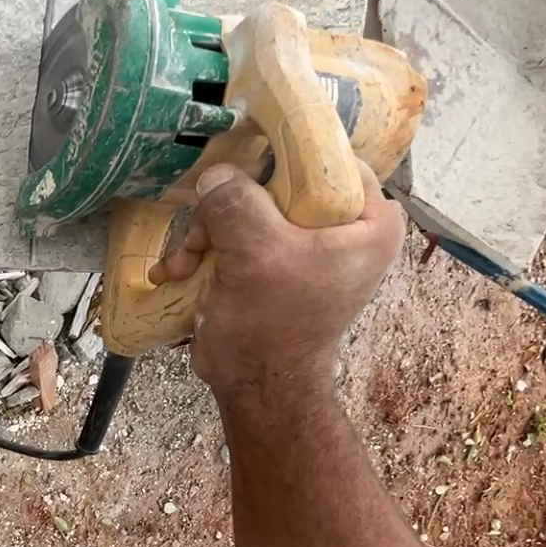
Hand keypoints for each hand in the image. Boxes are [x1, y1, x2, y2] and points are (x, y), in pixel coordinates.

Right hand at [164, 161, 405, 410]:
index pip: (324, 161)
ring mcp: (300, 251)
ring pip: (242, 216)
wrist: (253, 386)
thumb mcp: (255, 256)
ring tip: (182, 267)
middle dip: (223, 215)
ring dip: (202, 240)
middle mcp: (339, 230)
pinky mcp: (268, 270)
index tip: (231, 168)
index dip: (275, 160)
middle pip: (272, 190)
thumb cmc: (270, 326)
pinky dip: (201, 256)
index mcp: (366, 219)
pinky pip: (231, 243)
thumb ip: (236, 206)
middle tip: (198, 243)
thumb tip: (215, 174)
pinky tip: (178, 274)